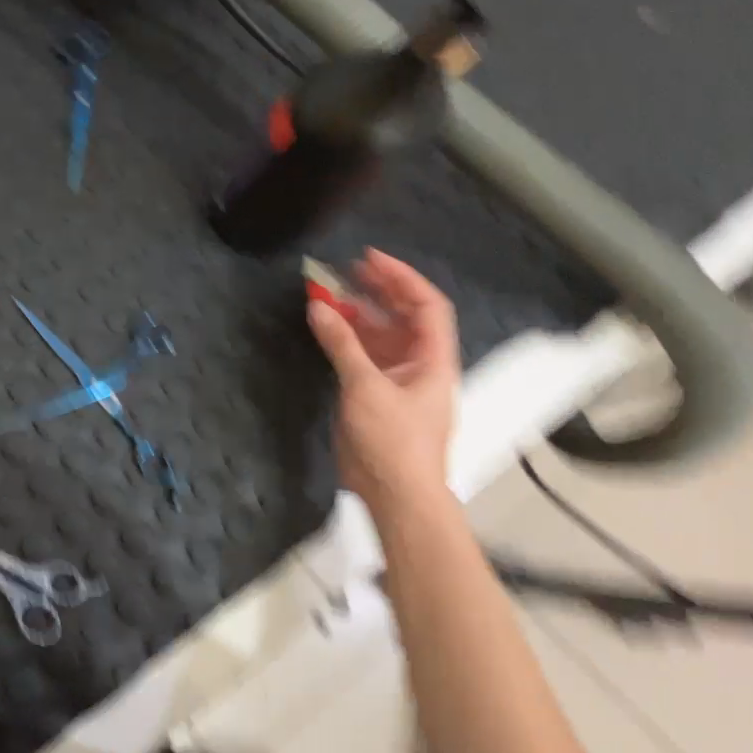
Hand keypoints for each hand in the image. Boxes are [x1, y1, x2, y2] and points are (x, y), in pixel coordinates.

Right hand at [307, 249, 459, 515]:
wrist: (397, 494)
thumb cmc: (393, 441)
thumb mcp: (365, 388)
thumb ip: (342, 344)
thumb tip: (318, 306)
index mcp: (434, 360)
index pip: (427, 307)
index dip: (401, 278)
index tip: (368, 259)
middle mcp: (420, 365)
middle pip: (405, 317)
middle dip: (378, 291)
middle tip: (346, 269)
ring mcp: (398, 380)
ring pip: (382, 335)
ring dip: (358, 313)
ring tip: (329, 293)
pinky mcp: (375, 395)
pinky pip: (363, 354)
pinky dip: (345, 337)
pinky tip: (326, 327)